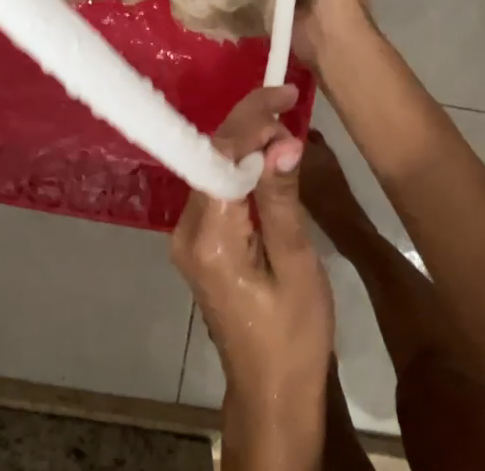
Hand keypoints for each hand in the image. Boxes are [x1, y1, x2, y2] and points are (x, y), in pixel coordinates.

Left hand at [171, 86, 332, 464]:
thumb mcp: (298, 265)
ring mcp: (188, 239)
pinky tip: (269, 157)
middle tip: (290, 101)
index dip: (251, 117)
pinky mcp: (199, 245)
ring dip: (247, 142)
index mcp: (209, 238)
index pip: (221, 155)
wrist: (272, 389)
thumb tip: (282, 140)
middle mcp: (186, 231)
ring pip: (213, 169)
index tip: (286, 94)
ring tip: (285, 119)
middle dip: (249, 124)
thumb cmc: (293, 334)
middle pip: (212, 157)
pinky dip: (243, 167)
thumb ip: (284, 200)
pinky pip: (218, 190)